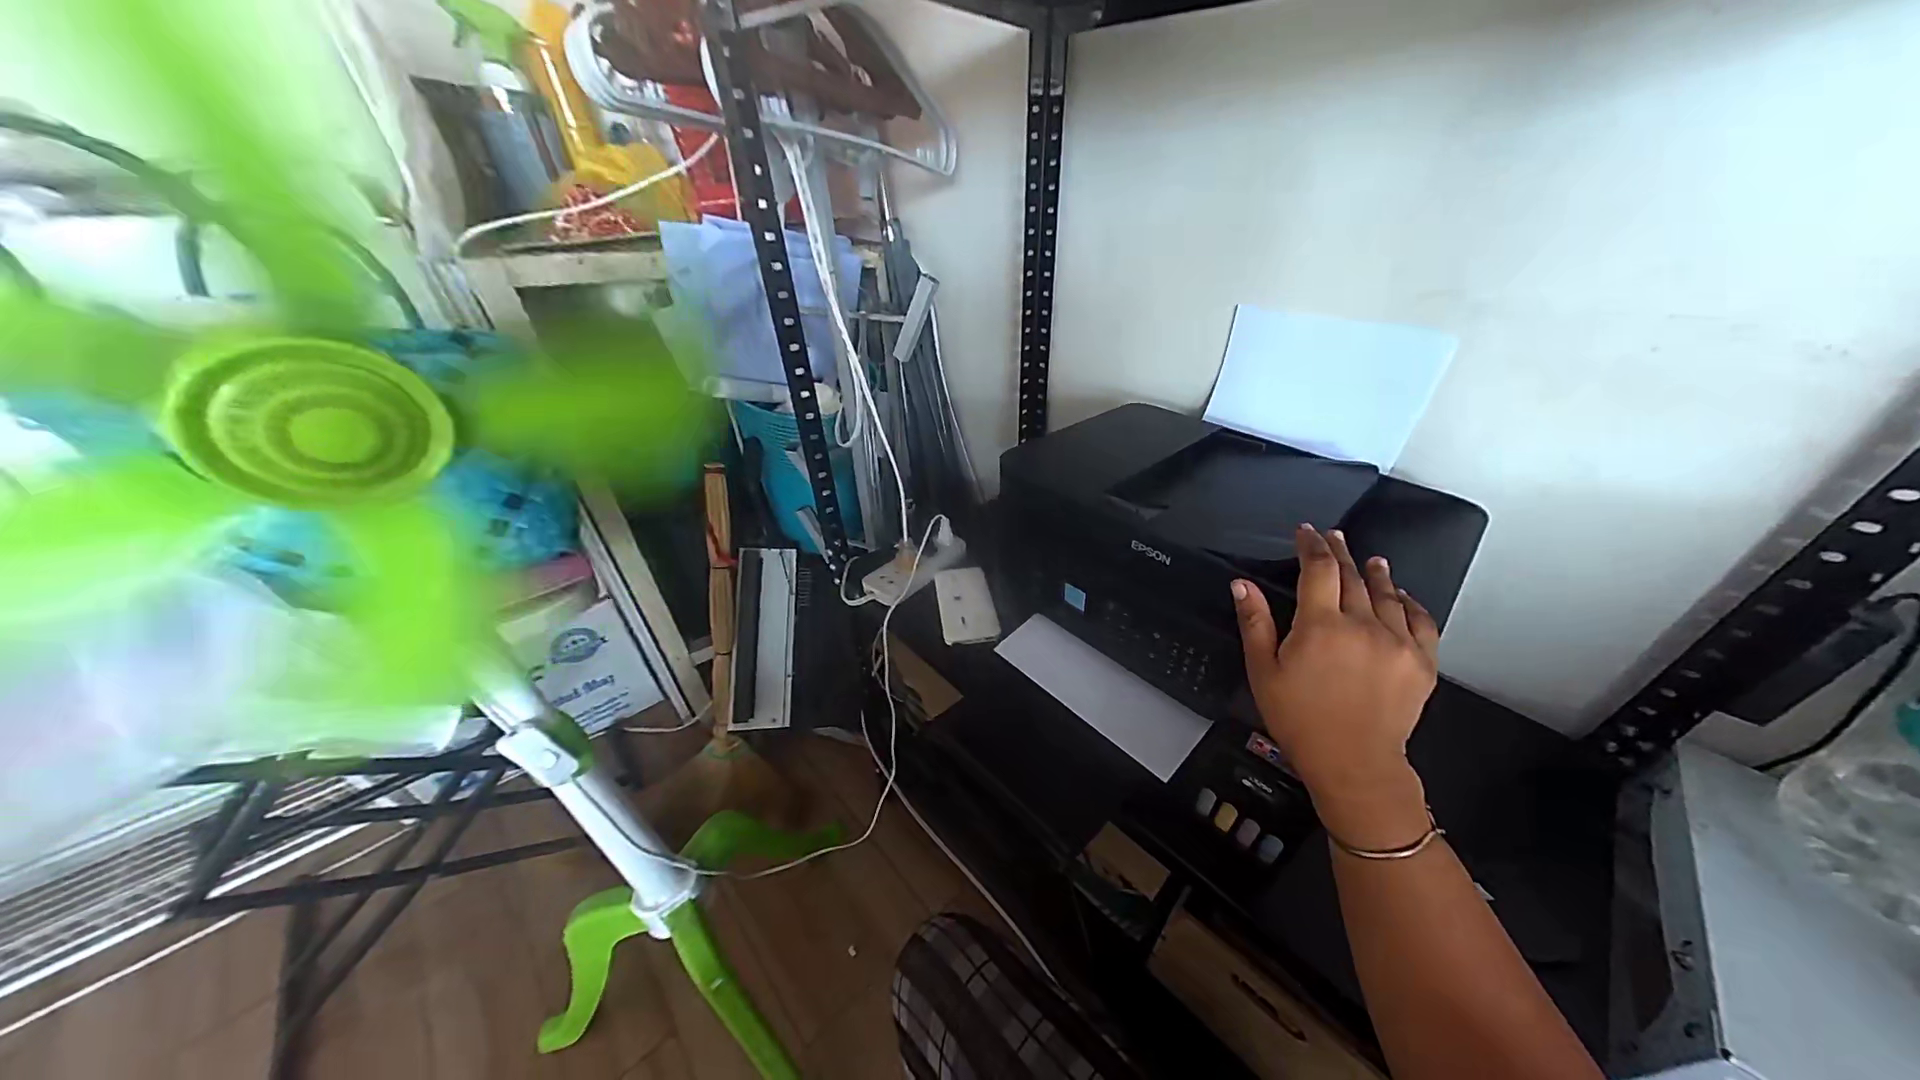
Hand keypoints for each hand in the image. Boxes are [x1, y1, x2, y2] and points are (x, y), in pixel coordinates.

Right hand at [1232, 525, 1438, 848]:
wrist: (1354, 762)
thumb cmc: (1300, 719)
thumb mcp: (1263, 671)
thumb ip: (1255, 622)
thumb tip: (1241, 585)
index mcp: (1320, 626)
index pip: (1318, 569)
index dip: (1312, 545)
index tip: (1306, 532)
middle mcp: (1363, 626)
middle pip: (1352, 576)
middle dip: (1340, 552)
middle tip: (1332, 536)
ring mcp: (1397, 643)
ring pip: (1387, 595)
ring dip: (1375, 572)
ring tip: (1369, 559)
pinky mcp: (1421, 662)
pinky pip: (1421, 621)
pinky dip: (1410, 603)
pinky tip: (1402, 595)